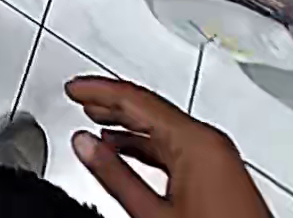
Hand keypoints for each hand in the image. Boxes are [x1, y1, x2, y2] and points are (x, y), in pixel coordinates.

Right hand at [66, 76, 269, 217]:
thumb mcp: (155, 216)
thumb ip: (116, 175)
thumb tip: (84, 143)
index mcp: (195, 140)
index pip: (136, 98)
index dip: (99, 90)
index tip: (74, 88)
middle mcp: (209, 140)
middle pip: (149, 107)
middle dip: (110, 101)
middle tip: (79, 97)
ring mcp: (217, 157)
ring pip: (162, 126)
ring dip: (127, 123)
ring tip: (95, 121)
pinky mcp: (219, 174)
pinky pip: (175, 146)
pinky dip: (147, 144)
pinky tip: (126, 150)